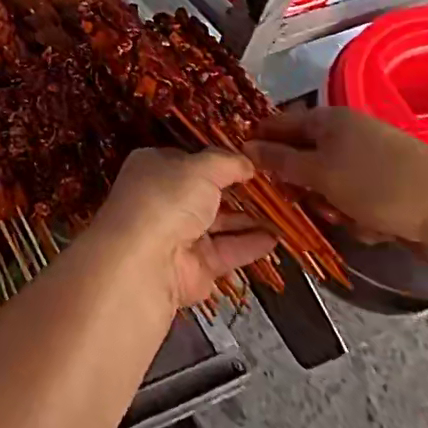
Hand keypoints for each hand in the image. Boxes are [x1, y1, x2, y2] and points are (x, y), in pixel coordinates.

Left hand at [93, 148, 277, 309]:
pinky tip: (275, 237)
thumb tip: (246, 162)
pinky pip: (226, 251)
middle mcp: (163, 200)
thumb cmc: (167, 198)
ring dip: (248, 219)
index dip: (216, 160)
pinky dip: (249, 245)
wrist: (145, 262)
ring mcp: (177, 235)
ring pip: (218, 223)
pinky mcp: (193, 268)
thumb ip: (226, 162)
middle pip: (205, 193)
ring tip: (281, 211)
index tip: (248, 160)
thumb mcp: (201, 167)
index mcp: (154, 167)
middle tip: (272, 186)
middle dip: (236, 190)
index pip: (188, 160)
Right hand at [244, 107, 427, 273]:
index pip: (280, 123)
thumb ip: (280, 161)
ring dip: (334, 207)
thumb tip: (246, 146)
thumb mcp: (321, 173)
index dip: (260, 143)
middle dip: (305, 187)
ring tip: (352, 219)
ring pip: (330, 186)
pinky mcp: (391, 186)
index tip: (245, 167)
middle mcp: (348, 133)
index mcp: (329, 118)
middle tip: (311, 203)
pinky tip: (377, 228)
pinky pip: (356, 202)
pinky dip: (360, 217)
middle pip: (304, 159)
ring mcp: (371, 159)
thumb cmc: (381, 186)